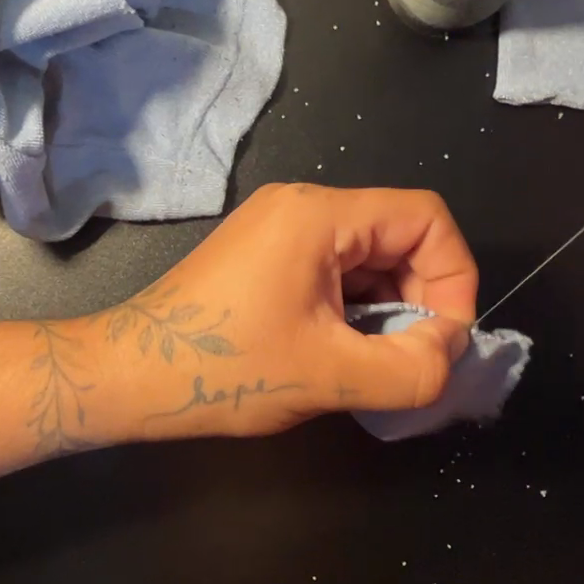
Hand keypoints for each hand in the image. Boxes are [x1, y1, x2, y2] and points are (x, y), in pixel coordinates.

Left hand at [96, 184, 477, 438]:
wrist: (129, 375)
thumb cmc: (223, 369)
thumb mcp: (330, 377)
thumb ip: (411, 369)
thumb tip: (448, 352)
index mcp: (318, 215)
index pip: (426, 217)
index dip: (454, 277)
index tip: (444, 339)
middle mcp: (299, 206)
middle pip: (398, 235)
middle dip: (420, 298)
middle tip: (412, 358)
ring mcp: (277, 228)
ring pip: (366, 257)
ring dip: (387, 308)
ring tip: (375, 361)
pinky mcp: (263, 255)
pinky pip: (333, 269)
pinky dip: (353, 308)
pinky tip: (342, 350)